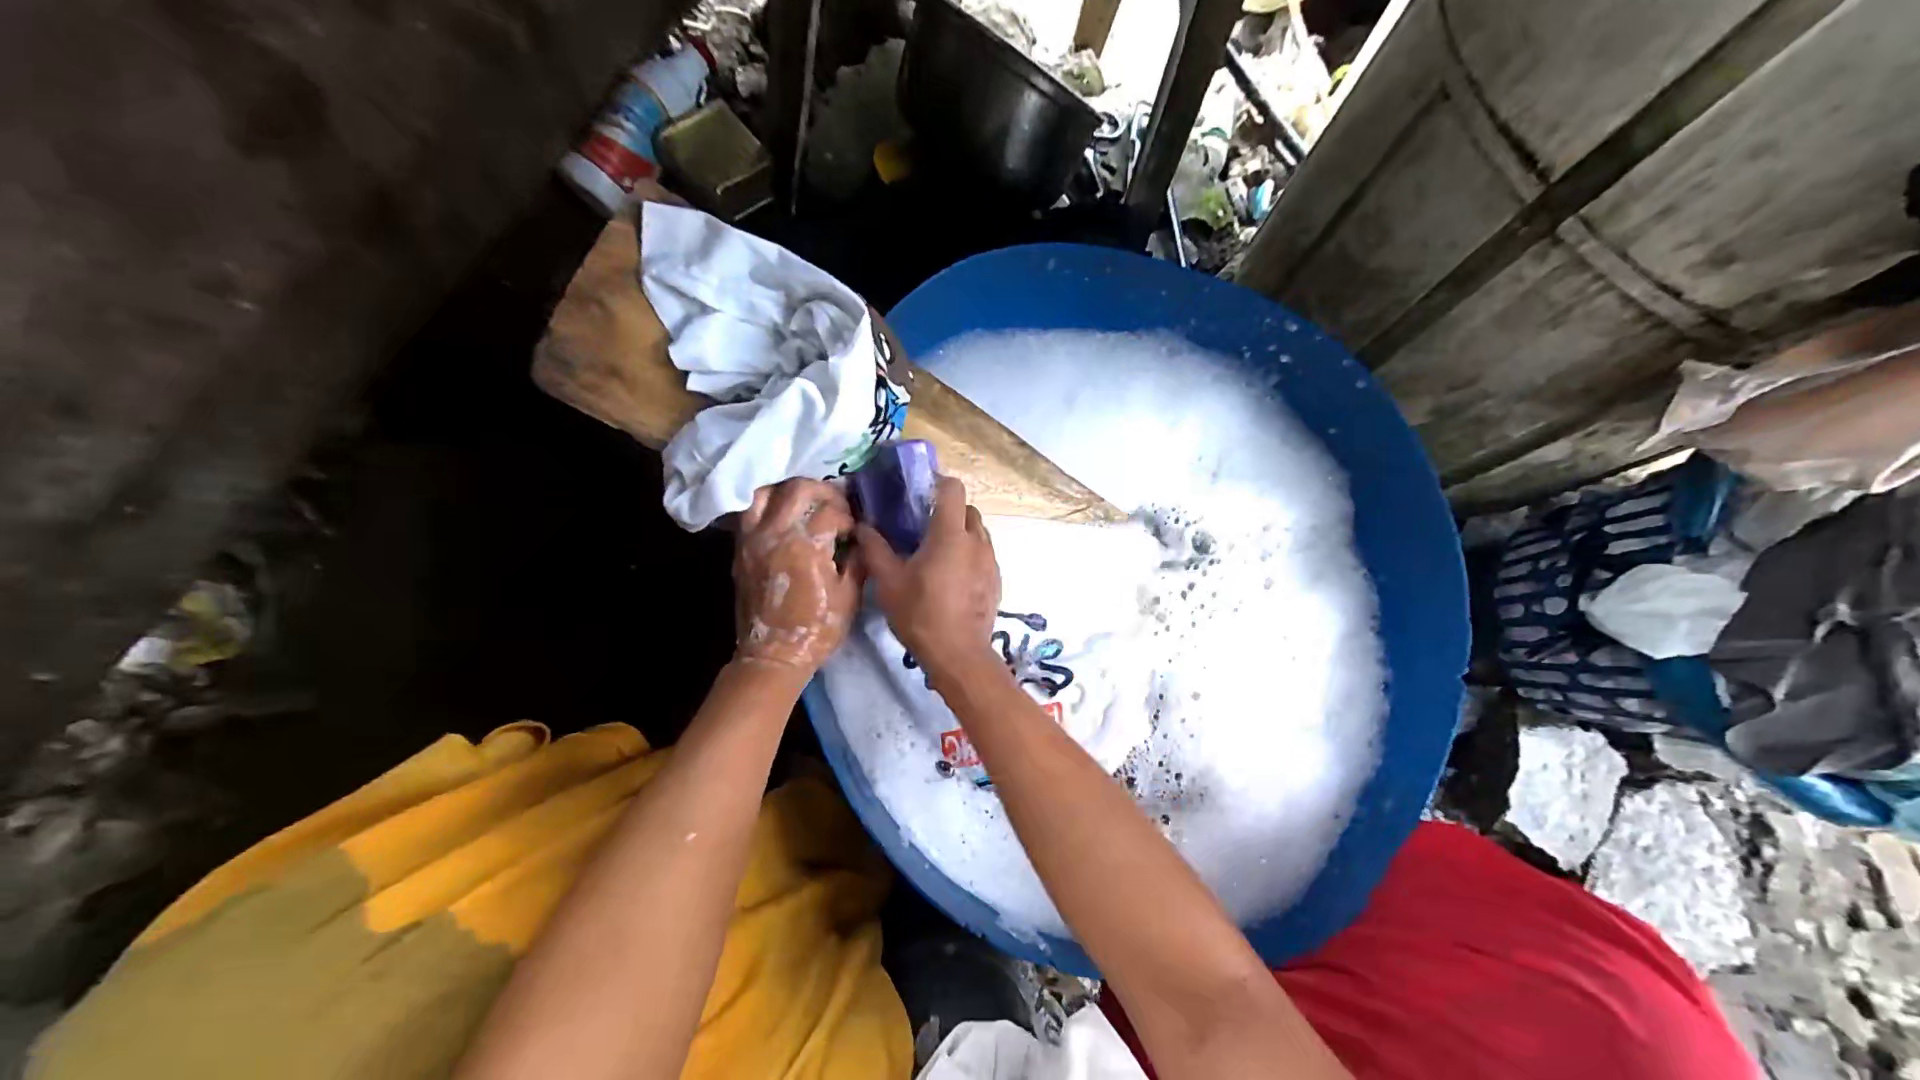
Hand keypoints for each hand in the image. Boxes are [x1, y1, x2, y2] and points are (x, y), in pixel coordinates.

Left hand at [732, 479, 862, 673]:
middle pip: (798, 488)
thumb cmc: (817, 629)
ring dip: (791, 492)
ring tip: (807, 505)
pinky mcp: (741, 549)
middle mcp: (777, 534)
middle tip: (836, 505)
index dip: (848, 516)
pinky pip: (750, 513)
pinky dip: (769, 507)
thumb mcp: (850, 597)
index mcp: (807, 546)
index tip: (854, 530)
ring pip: (768, 493)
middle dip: (823, 491)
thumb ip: (858, 561)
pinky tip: (785, 519)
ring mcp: (754, 539)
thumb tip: (862, 539)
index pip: (831, 510)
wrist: (772, 655)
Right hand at [855, 476, 1001, 679]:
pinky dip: (970, 555)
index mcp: (950, 534)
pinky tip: (952, 577)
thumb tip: (862, 527)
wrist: (958, 655)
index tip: (918, 493)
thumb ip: (875, 549)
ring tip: (937, 552)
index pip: (953, 489)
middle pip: (967, 509)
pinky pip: (984, 555)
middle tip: (923, 526)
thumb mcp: (888, 582)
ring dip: (960, 533)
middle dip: (948, 510)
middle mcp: (977, 541)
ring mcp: (991, 561)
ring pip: (978, 532)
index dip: (937, 484)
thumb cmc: (920, 614)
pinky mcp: (997, 581)